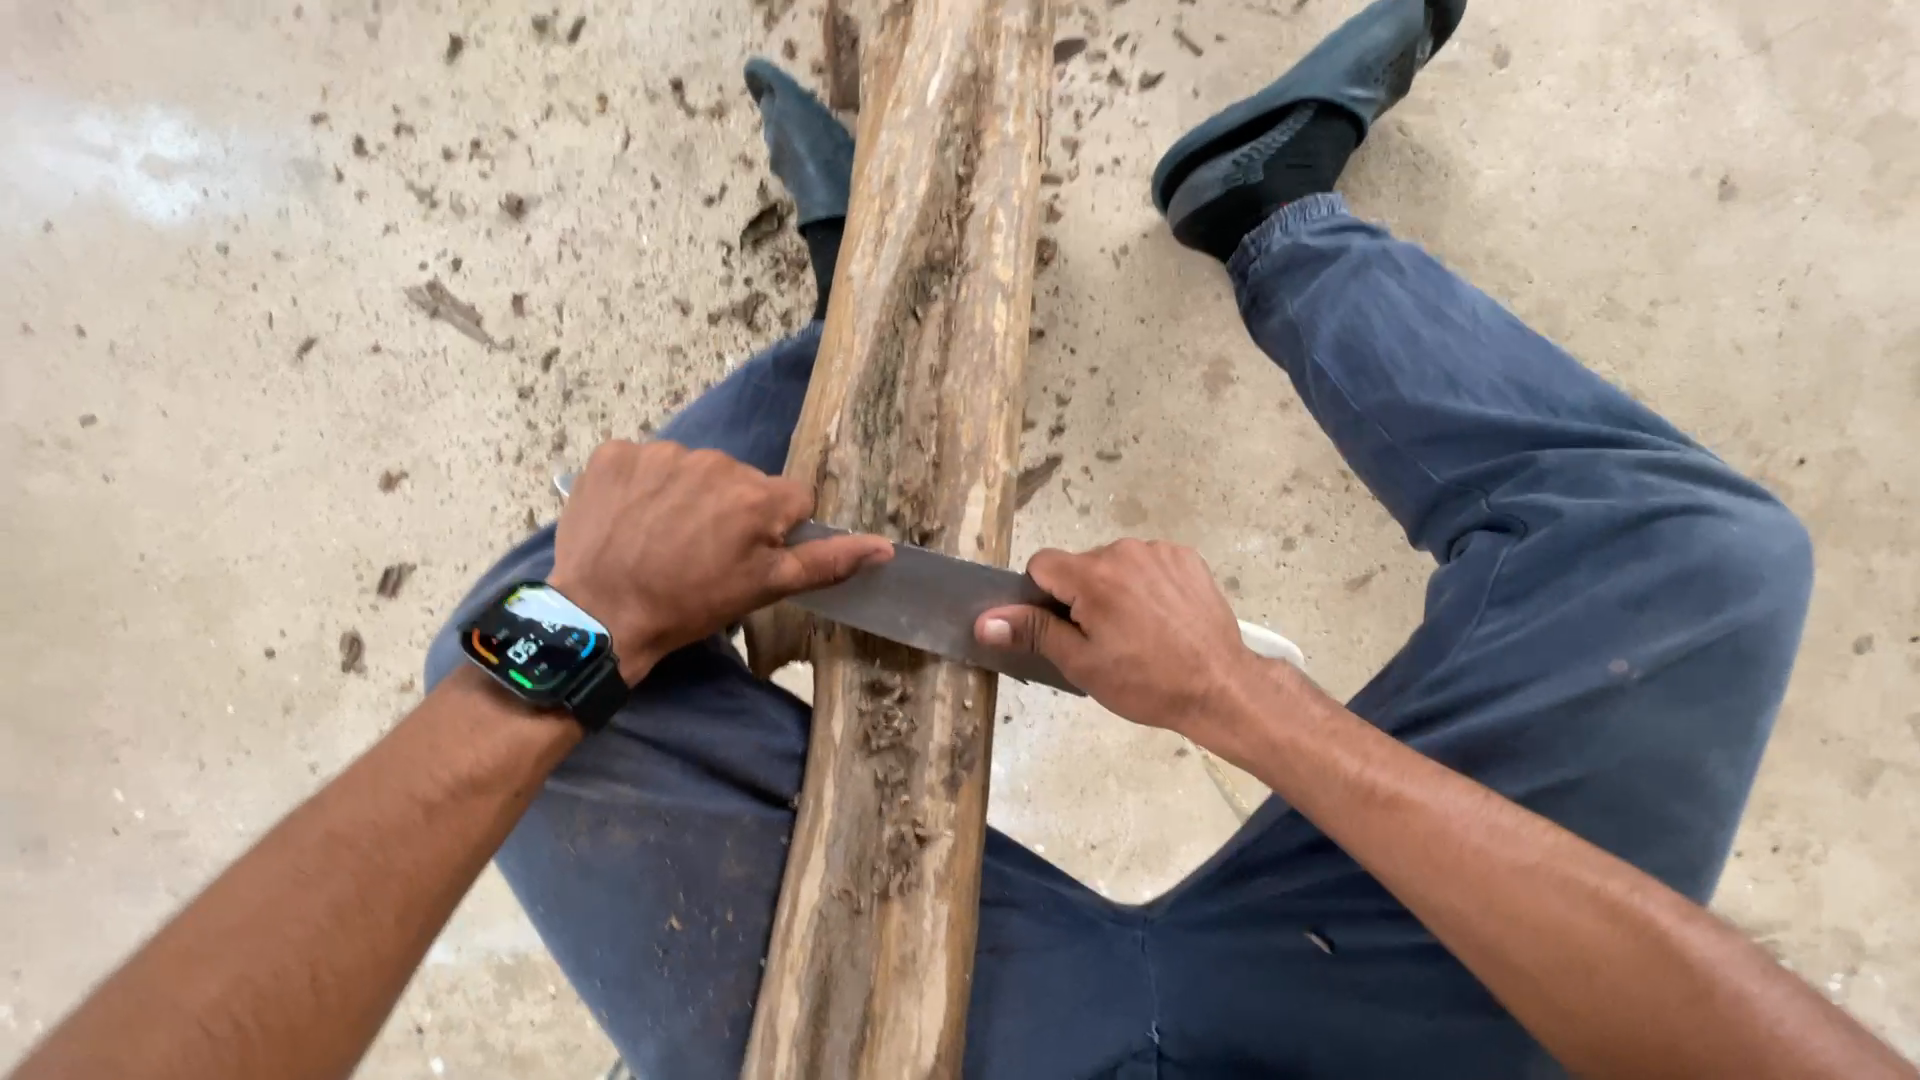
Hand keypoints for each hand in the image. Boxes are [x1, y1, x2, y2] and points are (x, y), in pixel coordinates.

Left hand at [549, 440, 892, 681]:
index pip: (790, 498)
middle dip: (731, 509)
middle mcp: (714, 461)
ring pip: (694, 468)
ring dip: (687, 494)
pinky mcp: (613, 454)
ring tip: (663, 536)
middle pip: (741, 480)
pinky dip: (642, 484)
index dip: (774, 529)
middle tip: (701, 551)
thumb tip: (884, 547)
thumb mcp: (764, 589)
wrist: (599, 615)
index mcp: (757, 495)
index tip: (746, 555)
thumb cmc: (690, 604)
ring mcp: (659, 452)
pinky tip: (631, 517)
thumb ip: (826, 561)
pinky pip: (644, 461)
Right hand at [973, 540, 1269, 749]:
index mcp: (1092, 575)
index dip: (1043, 596)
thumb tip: (985, 619)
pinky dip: (1147, 584)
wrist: (1221, 687)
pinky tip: (1163, 617)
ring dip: (1115, 589)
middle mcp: (1123, 551)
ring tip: (1138, 631)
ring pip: (1114, 564)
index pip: (1042, 565)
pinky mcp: (1186, 558)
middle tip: (1104, 639)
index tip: (1064, 627)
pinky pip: (1148, 563)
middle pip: (1079, 565)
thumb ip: (1032, 632)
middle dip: (1081, 595)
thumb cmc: (1145, 682)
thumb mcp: (1081, 663)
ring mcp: (1159, 551)